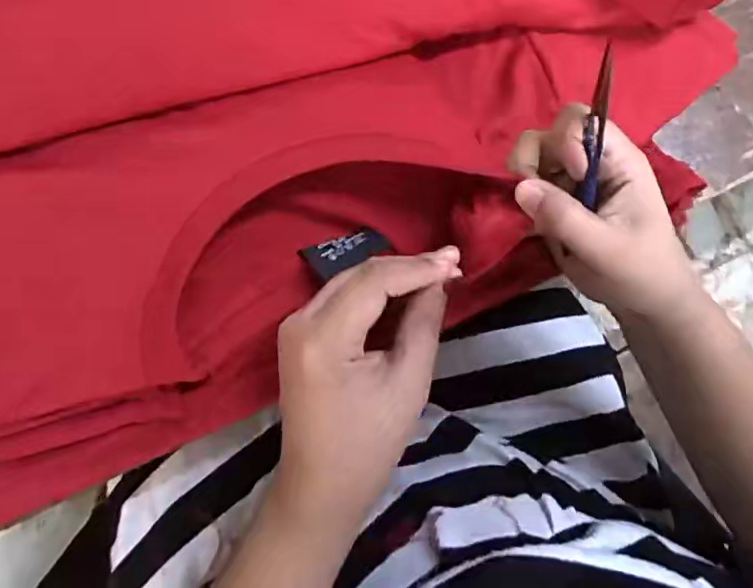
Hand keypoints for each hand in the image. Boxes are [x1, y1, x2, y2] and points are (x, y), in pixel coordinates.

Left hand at [271, 249, 459, 535]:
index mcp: (323, 338)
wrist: (319, 490)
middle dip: (409, 266)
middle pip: (361, 273)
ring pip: (352, 278)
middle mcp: (301, 320)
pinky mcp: (300, 331)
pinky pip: (343, 294)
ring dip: (395, 273)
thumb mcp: (408, 384)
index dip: (418, 267)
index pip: (375, 281)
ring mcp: (295, 324)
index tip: (456, 262)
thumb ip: (423, 323)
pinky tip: (407, 287)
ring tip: (438, 270)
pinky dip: (377, 288)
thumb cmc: (368, 446)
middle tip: (452, 262)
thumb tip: (437, 280)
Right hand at [508, 104, 702, 323]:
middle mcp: (594, 161)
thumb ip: (564, 217)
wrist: (648, 305)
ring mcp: (575, 180)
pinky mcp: (561, 199)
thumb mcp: (605, 248)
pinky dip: (524, 196)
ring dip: (526, 177)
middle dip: (535, 157)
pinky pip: (532, 182)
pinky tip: (533, 221)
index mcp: (619, 160)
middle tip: (536, 195)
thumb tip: (521, 186)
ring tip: (535, 213)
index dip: (566, 141)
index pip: (582, 119)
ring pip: (535, 155)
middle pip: (550, 133)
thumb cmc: (641, 273)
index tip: (573, 176)